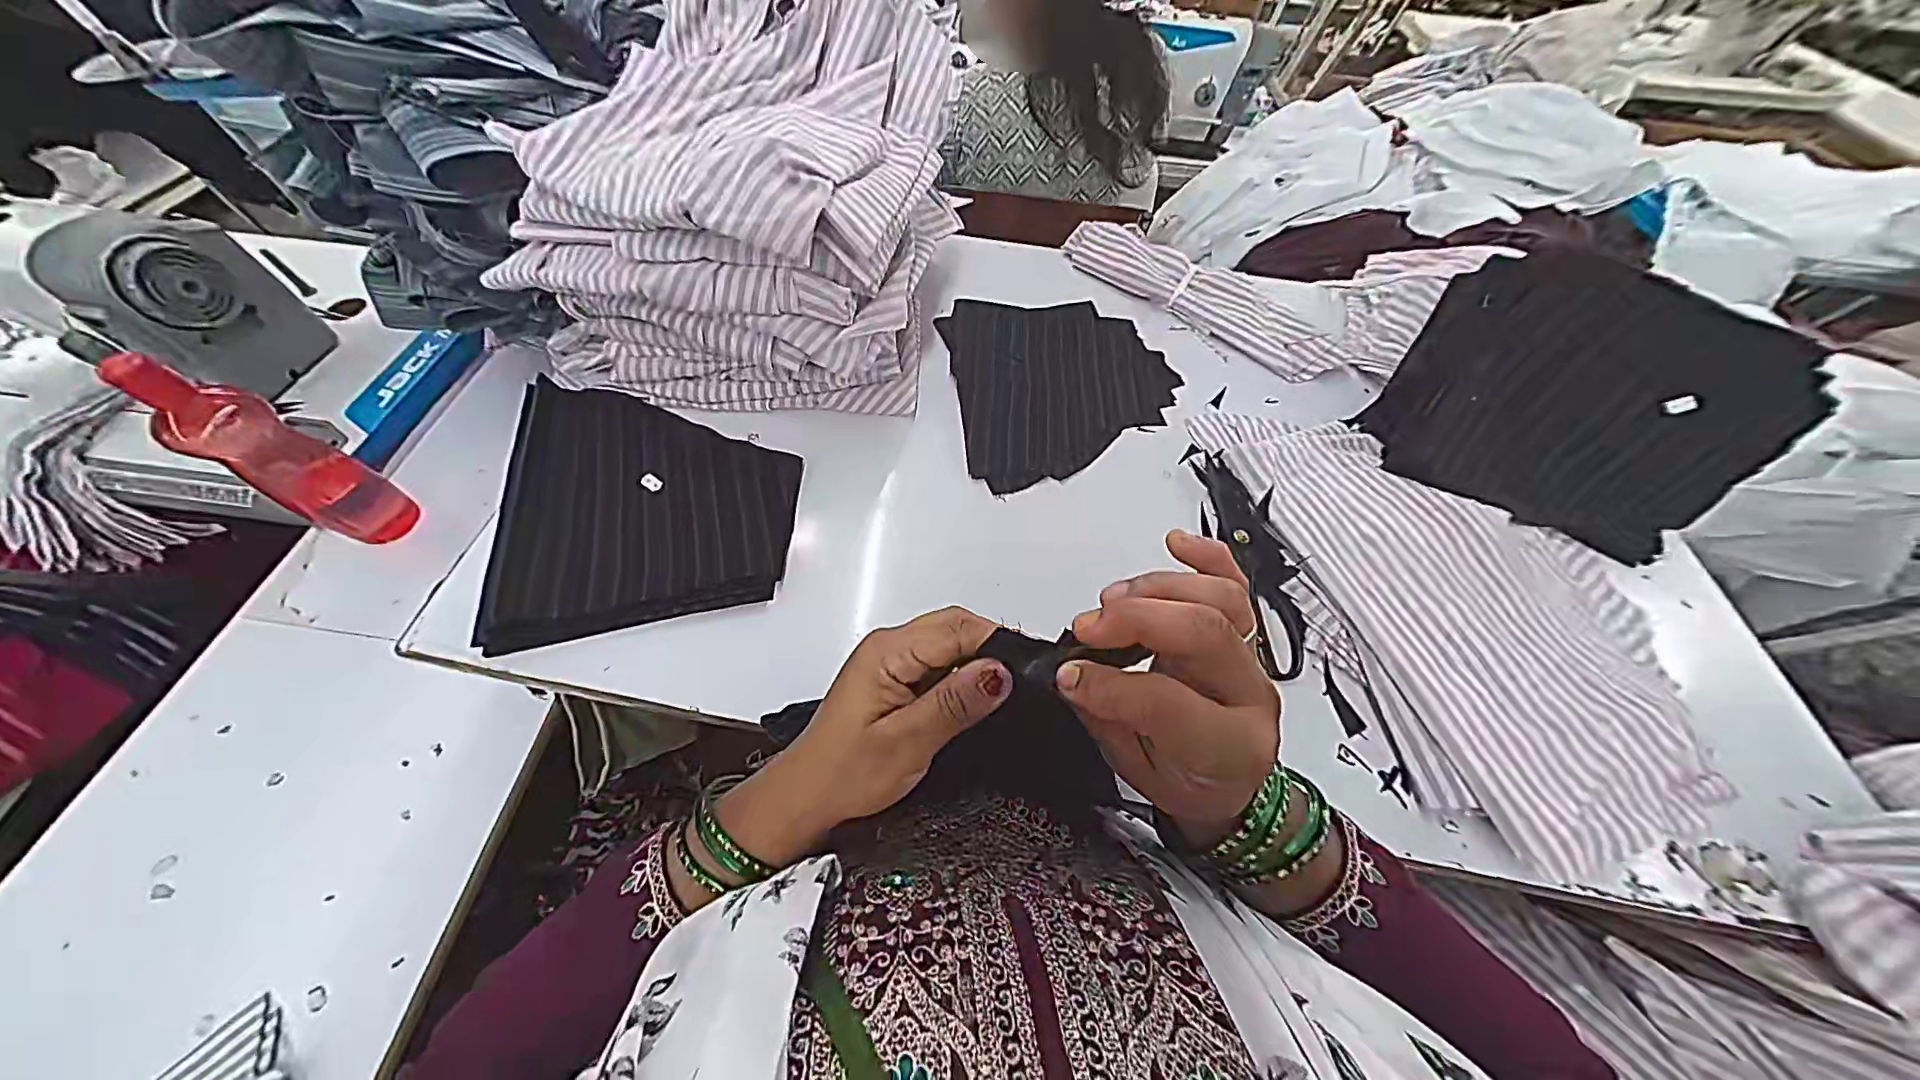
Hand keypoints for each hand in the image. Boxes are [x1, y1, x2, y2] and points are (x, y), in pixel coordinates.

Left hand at [715, 607, 1011, 865]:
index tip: (1021, 675)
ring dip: (975, 665)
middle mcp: (886, 647)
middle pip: (956, 626)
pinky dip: (959, 678)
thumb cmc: (839, 775)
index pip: (958, 627)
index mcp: (887, 653)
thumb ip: (955, 703)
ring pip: (950, 643)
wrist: (807, 799)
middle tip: (1012, 688)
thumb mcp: (907, 743)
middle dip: (991, 650)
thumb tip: (997, 673)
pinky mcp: (894, 677)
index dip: (997, 646)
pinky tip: (964, 705)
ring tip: (988, 701)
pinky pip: (938, 663)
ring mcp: (889, 660)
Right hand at [1058, 529, 1280, 847]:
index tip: (1069, 675)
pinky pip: (1236, 583)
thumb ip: (1104, 718)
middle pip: (1202, 632)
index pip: (1168, 701)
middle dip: (1133, 619)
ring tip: (1113, 600)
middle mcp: (1249, 695)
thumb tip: (1074, 673)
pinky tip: (1177, 544)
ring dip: (1157, 588)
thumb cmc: (1191, 781)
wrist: (1232, 781)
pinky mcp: (1246, 633)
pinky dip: (1207, 556)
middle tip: (1087, 627)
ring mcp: (1252, 658)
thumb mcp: (1137, 770)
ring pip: (1221, 600)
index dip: (1109, 685)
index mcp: (1228, 746)